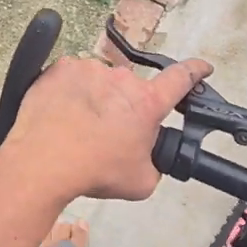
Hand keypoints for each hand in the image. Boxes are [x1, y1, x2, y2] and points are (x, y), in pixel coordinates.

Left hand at [0, 54, 212, 202]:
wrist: (45, 161)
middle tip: (108, 132)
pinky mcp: (60, 68)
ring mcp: (88, 69)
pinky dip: (69, 92)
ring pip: (98, 82)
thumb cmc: (92, 170)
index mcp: (146, 103)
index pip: (181, 78)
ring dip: (94, 99)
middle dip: (124, 107)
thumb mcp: (142, 180)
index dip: (195, 71)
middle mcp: (120, 79)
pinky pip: (71, 77)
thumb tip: (146, 152)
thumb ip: (154, 160)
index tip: (202, 67)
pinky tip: (63, 114)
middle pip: (130, 88)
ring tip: (79, 126)